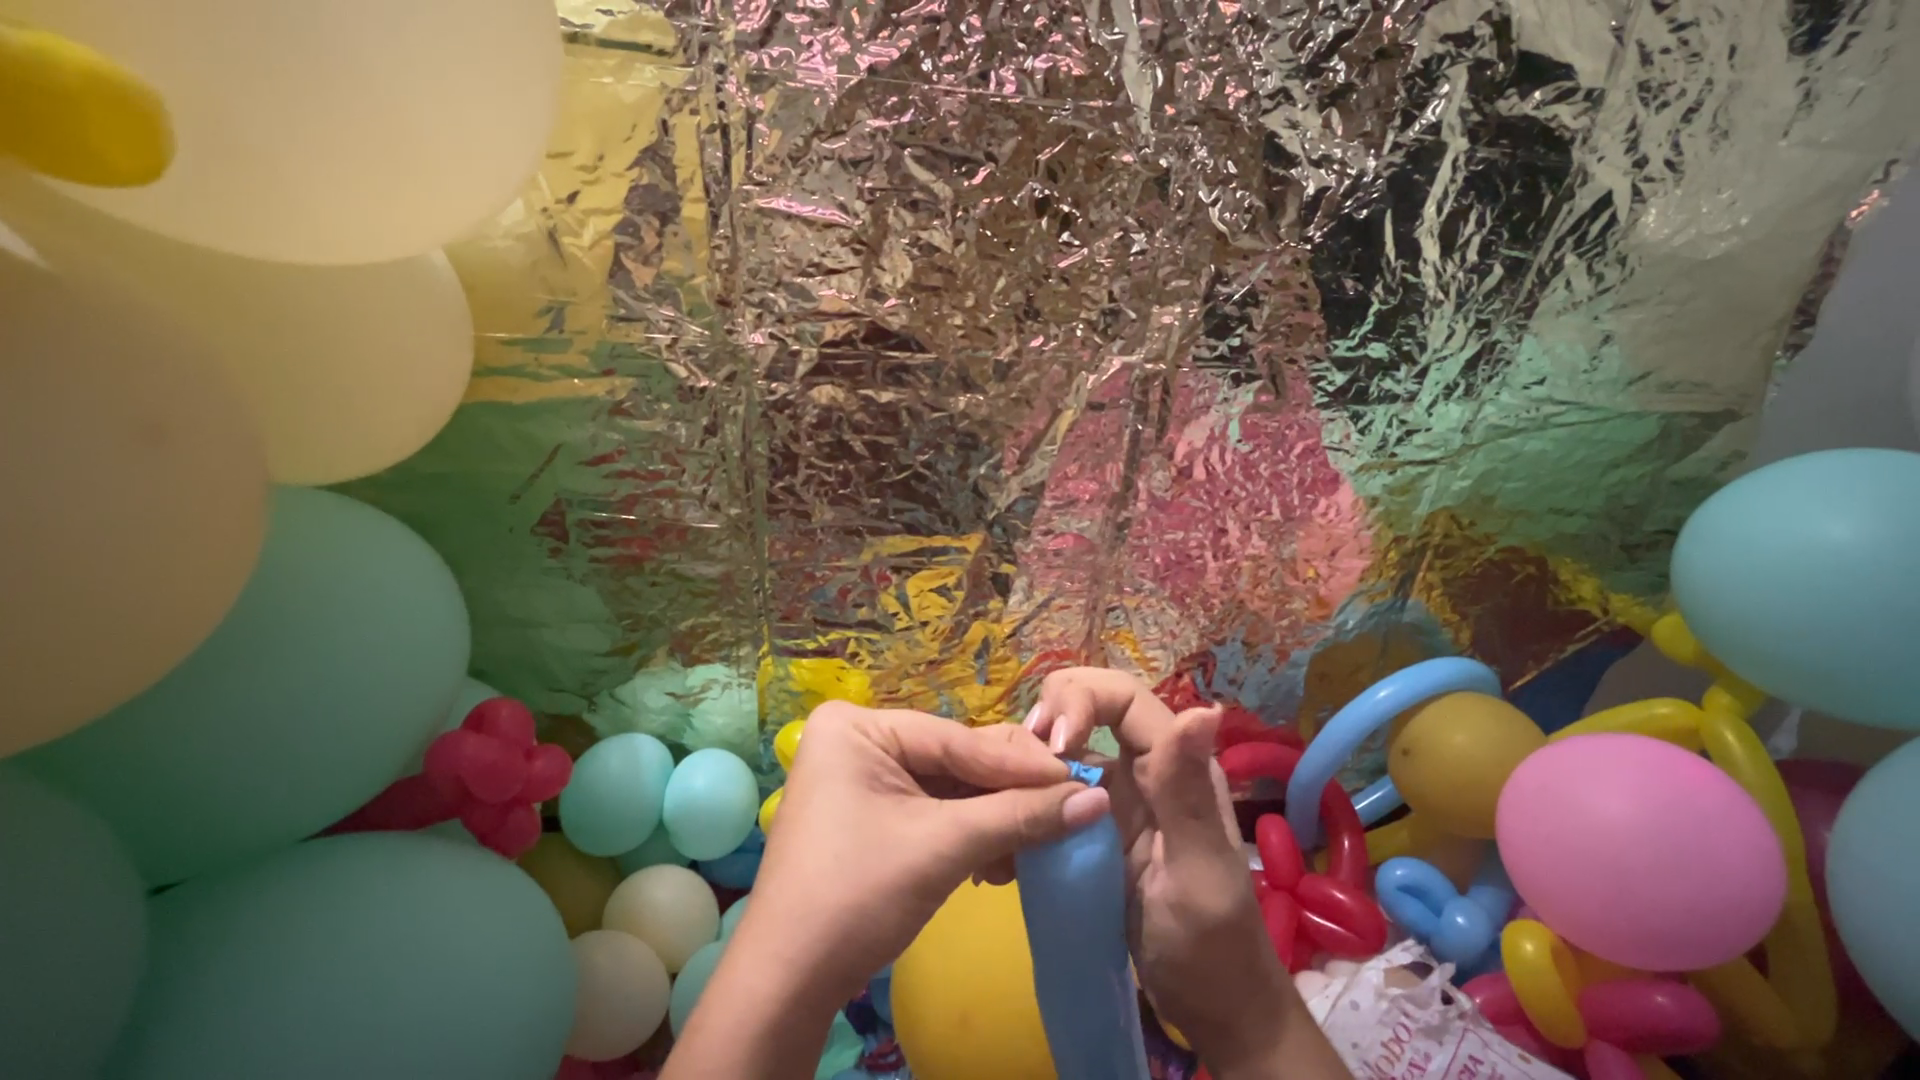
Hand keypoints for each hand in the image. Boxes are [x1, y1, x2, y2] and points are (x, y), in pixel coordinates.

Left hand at [736, 701, 1109, 1002]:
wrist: (789, 980)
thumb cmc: (857, 896)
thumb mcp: (944, 848)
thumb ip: (1021, 817)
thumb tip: (1098, 800)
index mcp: (858, 727)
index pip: (958, 739)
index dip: (1023, 765)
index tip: (1083, 780)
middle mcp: (858, 741)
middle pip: (956, 761)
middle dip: (1010, 794)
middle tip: (1071, 808)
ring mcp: (862, 779)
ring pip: (950, 789)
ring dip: (996, 820)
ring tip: (1043, 841)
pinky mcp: (870, 815)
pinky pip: (933, 812)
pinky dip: (970, 836)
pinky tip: (1003, 861)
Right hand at [1030, 668, 1344, 1078]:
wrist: (1208, 1006)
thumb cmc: (1211, 943)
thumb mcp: (1197, 872)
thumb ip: (1186, 795)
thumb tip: (1203, 709)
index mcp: (1175, 766)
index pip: (1123, 697)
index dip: (1081, 700)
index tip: (1051, 743)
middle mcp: (1143, 769)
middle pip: (1089, 704)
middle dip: (1050, 713)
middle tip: (1018, 755)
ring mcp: (1113, 798)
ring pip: (1065, 743)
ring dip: (1031, 749)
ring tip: (999, 782)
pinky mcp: (1089, 828)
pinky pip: (1052, 787)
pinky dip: (1025, 786)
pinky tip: (1001, 808)